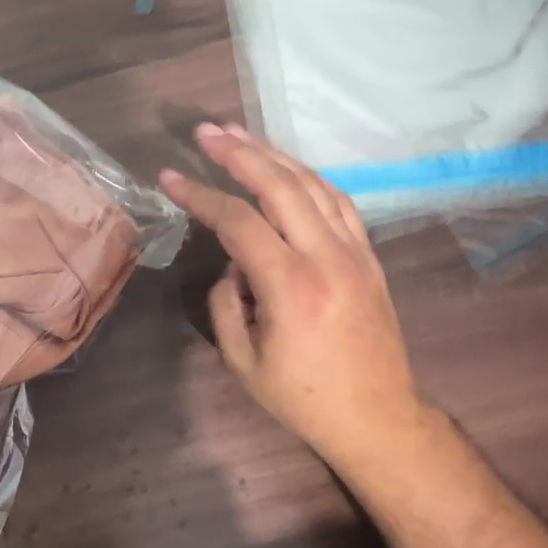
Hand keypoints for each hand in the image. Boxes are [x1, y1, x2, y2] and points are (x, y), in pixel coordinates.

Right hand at [160, 124, 437, 478]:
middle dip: (240, 153)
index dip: (200, 195)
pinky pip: (339, 202)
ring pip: (313, 185)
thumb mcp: (242, 361)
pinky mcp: (369, 257)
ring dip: (275, 155)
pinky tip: (288, 169)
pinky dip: (309, 178)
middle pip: (281, 186)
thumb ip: (225, 303)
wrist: (377, 416)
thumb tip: (232, 265)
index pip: (239, 221)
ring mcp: (355, 253)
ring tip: (240, 135)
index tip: (170, 178)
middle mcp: (327, 258)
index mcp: (291, 287)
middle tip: (206, 131)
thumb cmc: (303, 398)